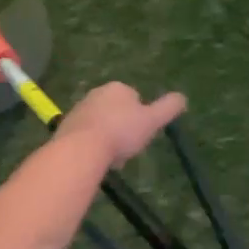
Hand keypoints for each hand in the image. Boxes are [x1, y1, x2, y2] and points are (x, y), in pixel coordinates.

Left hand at [53, 82, 186, 166]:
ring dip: (109, 140)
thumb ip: (168, 108)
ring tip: (113, 158)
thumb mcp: (151, 120)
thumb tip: (182, 98)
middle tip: (127, 148)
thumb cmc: (121, 131)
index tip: (141, 133)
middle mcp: (95, 94)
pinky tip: (97, 159)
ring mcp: (79, 110)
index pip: (135, 99)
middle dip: (123, 130)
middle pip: (117, 113)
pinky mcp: (66, 127)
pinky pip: (87, 136)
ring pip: (102, 126)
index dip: (141, 117)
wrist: (82, 148)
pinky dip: (94, 147)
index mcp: (116, 88)